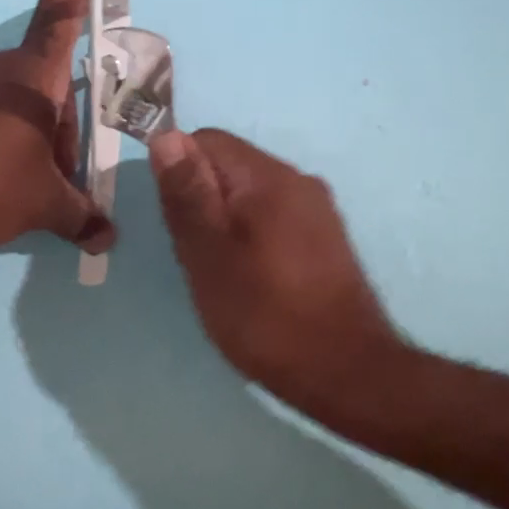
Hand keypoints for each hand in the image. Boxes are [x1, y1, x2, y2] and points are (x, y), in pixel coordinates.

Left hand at [0, 0, 115, 254]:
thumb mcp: (43, 204)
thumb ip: (81, 216)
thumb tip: (107, 237)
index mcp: (31, 76)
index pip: (59, 16)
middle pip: (43, 81)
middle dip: (63, 124)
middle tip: (67, 175)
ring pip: (12, 104)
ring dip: (31, 137)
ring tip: (33, 187)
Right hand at [149, 128, 409, 412]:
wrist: (343, 372)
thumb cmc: (263, 315)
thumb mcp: (208, 254)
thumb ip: (186, 194)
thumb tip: (165, 135)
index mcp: (268, 177)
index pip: (205, 140)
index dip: (175, 172)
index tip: (169, 221)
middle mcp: (298, 181)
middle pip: (227, 167)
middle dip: (197, 201)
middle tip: (191, 254)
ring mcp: (317, 211)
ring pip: (247, 196)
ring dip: (221, 223)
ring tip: (216, 272)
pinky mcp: (324, 240)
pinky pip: (270, 219)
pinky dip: (246, 238)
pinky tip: (246, 279)